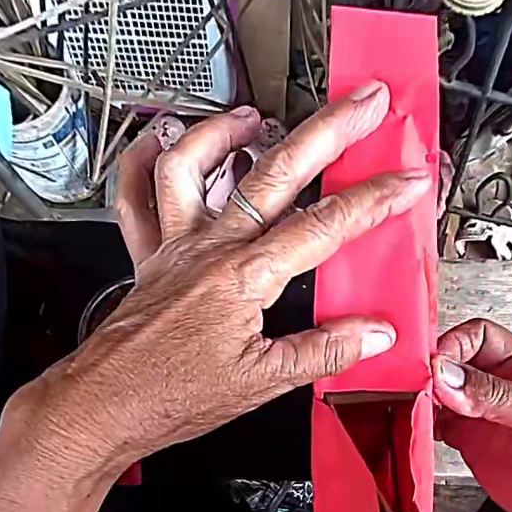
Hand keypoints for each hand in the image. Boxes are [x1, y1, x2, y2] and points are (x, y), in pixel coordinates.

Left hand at [23, 84, 432, 473]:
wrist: (107, 405)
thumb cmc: (172, 396)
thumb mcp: (262, 382)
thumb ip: (323, 352)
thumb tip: (371, 335)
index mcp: (244, 279)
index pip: (324, 227)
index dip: (373, 200)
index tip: (404, 180)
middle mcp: (208, 248)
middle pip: (275, 171)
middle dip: (328, 131)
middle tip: (361, 106)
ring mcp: (174, 246)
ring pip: (195, 163)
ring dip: (228, 128)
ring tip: (259, 114)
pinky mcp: (149, 257)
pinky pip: (137, 193)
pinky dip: (147, 158)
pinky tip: (164, 140)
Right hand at [430, 318, 511, 511]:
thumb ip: (496, 395)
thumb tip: (449, 375)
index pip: (481, 338)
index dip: (456, 345)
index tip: (439, 366)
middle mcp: (503, 388)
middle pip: (455, 363)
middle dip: (435, 371)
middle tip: (424, 387)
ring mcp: (485, 417)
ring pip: (442, 394)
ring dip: (427, 398)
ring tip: (422, 408)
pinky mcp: (472, 445)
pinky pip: (439, 426)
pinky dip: (427, 425)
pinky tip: (426, 428)